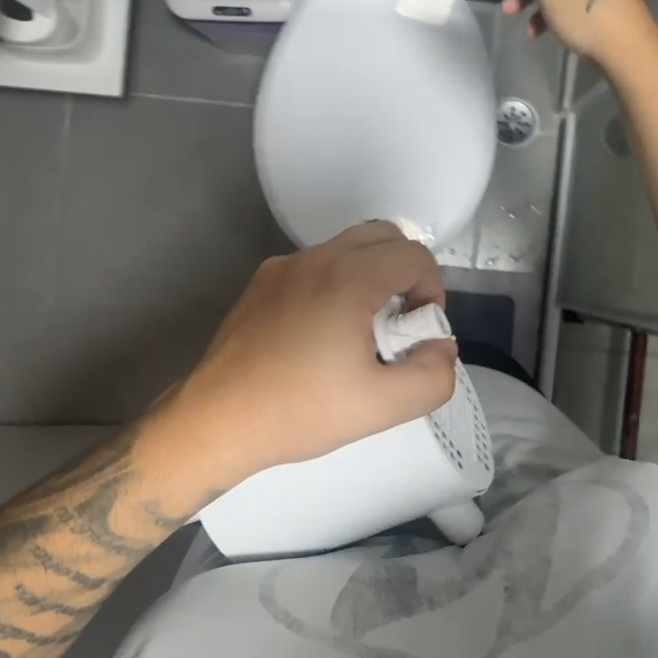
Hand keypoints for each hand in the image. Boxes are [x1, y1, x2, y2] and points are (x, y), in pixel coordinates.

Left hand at [154, 221, 457, 485]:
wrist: (217, 421)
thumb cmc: (299, 412)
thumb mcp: (382, 407)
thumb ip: (433, 376)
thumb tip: (440, 348)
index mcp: (347, 278)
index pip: (414, 254)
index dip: (432, 290)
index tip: (418, 332)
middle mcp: (314, 259)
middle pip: (382, 236)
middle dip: (405, 273)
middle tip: (398, 324)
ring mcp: (281, 267)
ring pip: (345, 248)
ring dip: (370, 277)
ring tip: (360, 334)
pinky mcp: (260, 283)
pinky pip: (314, 266)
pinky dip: (334, 285)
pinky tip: (319, 338)